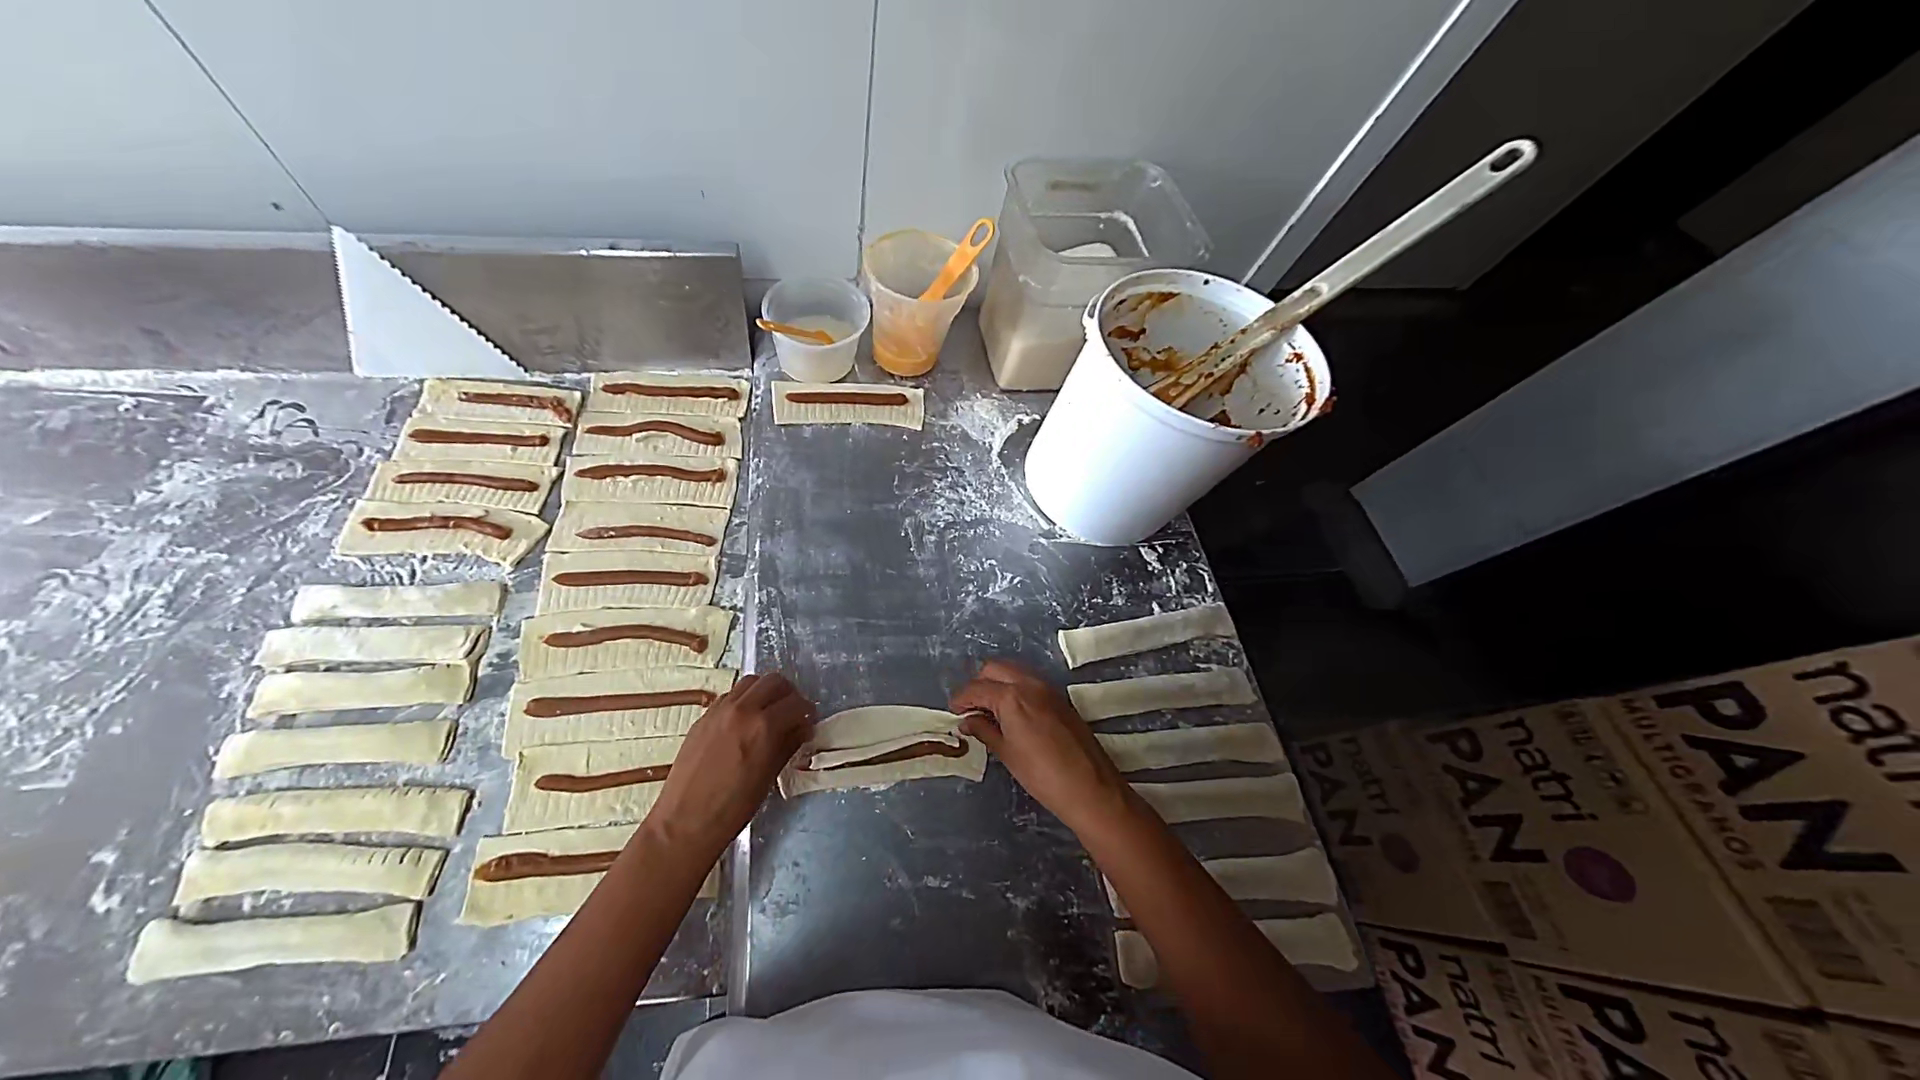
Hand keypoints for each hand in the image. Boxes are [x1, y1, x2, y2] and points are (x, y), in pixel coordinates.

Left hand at [643, 672, 814, 857]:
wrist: (686, 821)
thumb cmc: (732, 808)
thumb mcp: (769, 776)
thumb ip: (788, 745)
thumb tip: (801, 729)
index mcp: (763, 727)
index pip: (796, 703)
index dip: (807, 712)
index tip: (808, 721)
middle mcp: (741, 710)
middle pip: (774, 681)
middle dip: (789, 694)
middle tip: (793, 712)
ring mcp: (719, 711)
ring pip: (751, 682)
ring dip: (766, 691)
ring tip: (770, 712)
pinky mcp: (703, 717)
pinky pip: (731, 695)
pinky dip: (744, 700)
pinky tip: (746, 721)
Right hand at [951, 659, 1128, 833]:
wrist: (1089, 787)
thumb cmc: (1042, 775)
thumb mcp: (1007, 753)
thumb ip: (984, 730)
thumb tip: (968, 721)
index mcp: (1011, 696)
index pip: (976, 689)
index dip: (960, 700)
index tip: (954, 713)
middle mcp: (1029, 683)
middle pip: (994, 669)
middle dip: (978, 685)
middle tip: (970, 710)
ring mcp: (1048, 688)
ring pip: (1013, 672)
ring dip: (997, 684)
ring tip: (989, 712)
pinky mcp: (1060, 698)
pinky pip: (1030, 682)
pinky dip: (1015, 689)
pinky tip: (1011, 714)